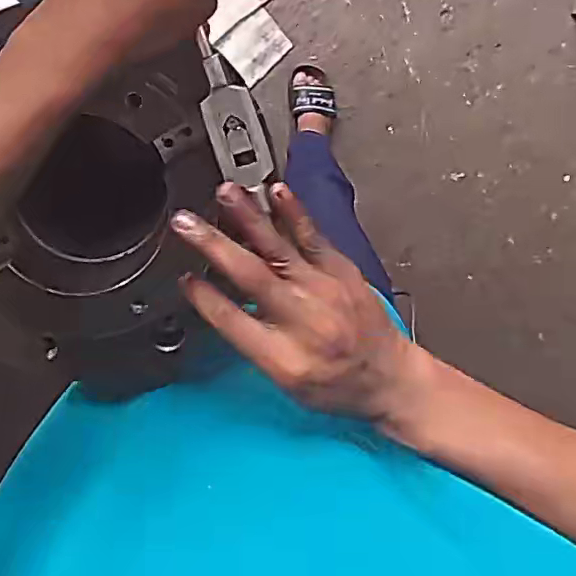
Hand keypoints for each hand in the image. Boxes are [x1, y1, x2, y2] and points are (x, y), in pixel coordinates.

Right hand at [175, 182, 430, 422]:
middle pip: (250, 276)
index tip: (183, 276)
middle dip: (213, 245)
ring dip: (248, 217)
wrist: (391, 378)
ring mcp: (324, 291)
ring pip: (279, 248)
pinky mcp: (341, 271)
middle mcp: (303, 321)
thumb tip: (215, 300)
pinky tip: (275, 191)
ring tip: (226, 193)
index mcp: (283, 358)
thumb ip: (251, 342)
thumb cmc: (335, 384)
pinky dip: (292, 212)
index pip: (233, 322)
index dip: (204, 297)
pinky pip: (312, 236)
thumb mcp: (286, 382)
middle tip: (185, 223)